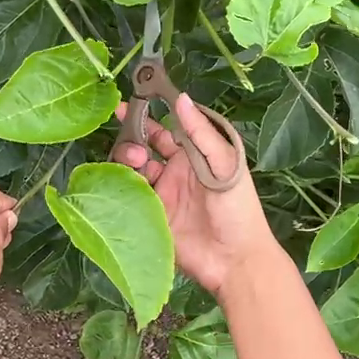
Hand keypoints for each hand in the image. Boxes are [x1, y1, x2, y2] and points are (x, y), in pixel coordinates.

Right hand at [113, 94, 277, 296]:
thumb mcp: (226, 164)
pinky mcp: (148, 214)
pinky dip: (120, 183)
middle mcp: (173, 171)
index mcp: (194, 155)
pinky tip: (121, 180)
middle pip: (144, 146)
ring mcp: (160, 193)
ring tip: (136, 161)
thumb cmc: (238, 209)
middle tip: (137, 147)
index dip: (147, 116)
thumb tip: (180, 98)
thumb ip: (201, 132)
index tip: (126, 104)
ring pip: (133, 168)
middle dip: (133, 139)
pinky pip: (128, 194)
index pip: (166, 129)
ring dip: (128, 158)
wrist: (235, 261)